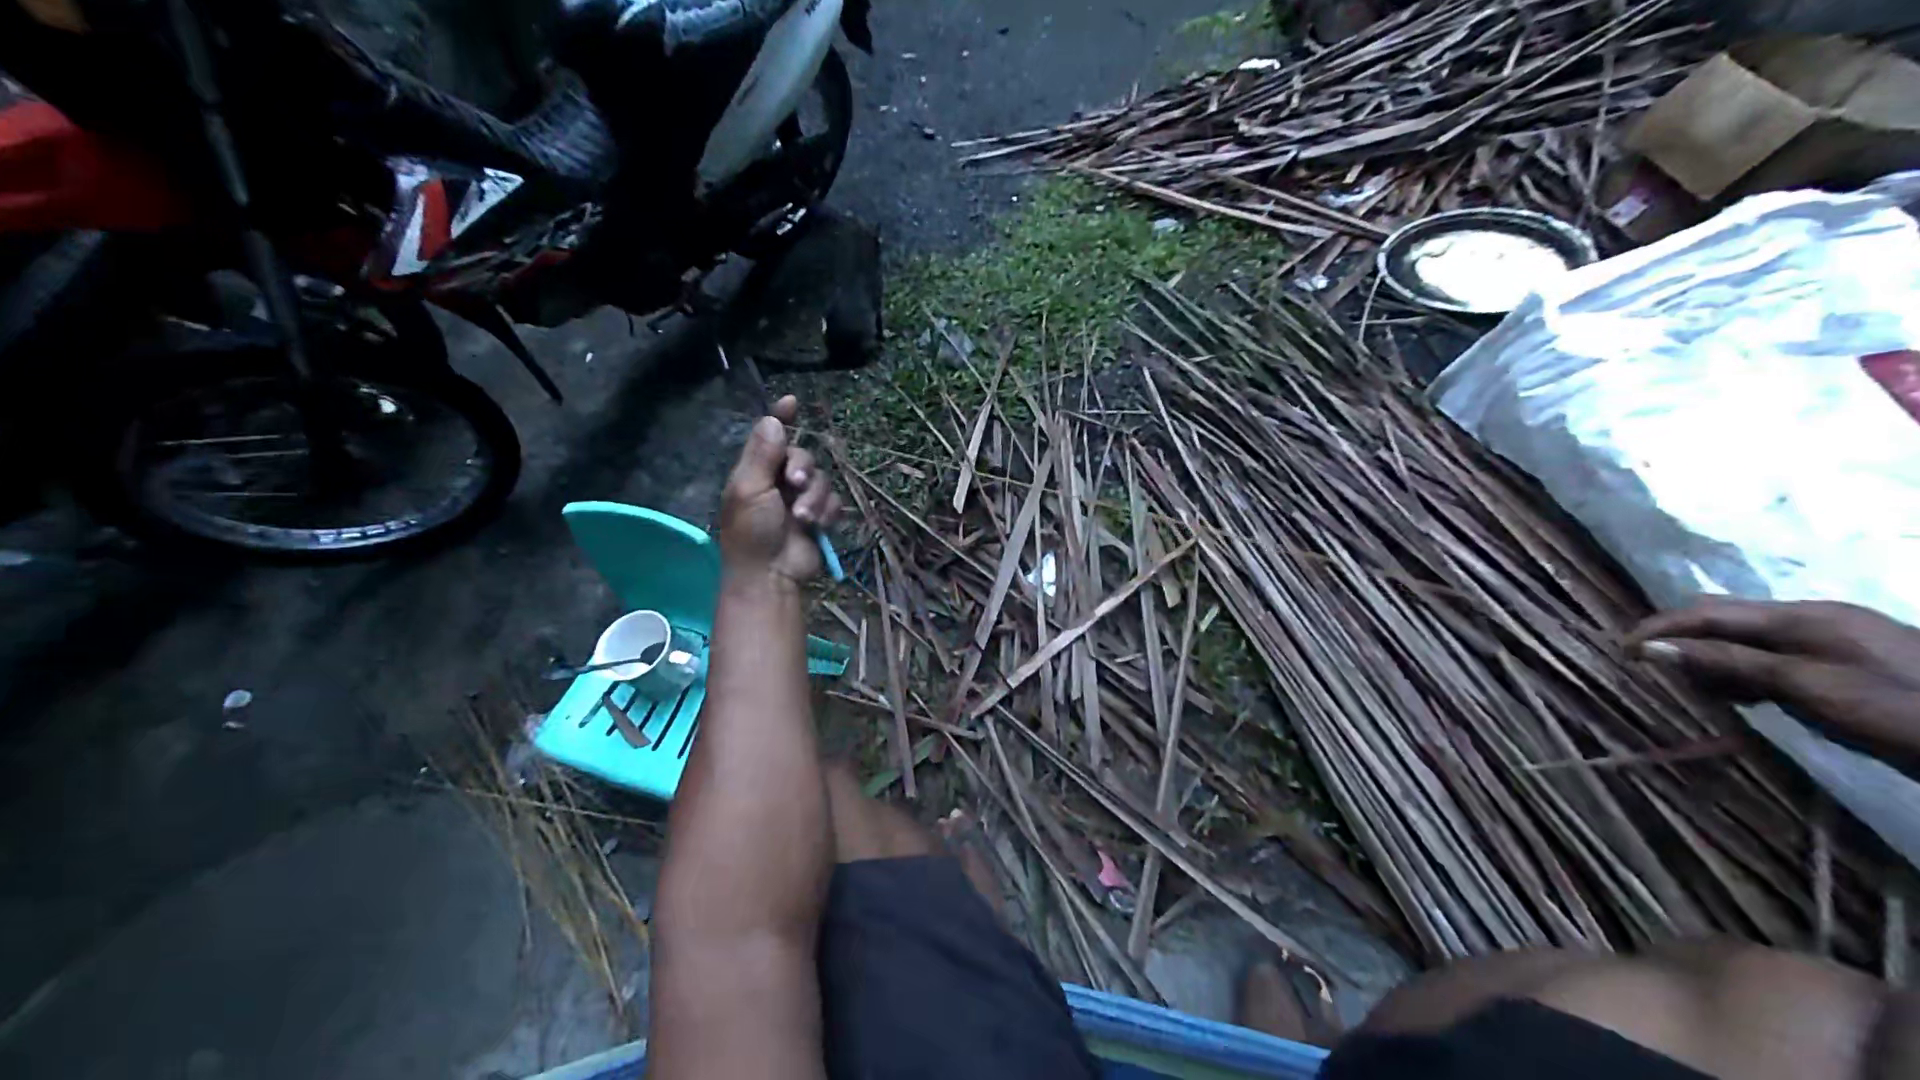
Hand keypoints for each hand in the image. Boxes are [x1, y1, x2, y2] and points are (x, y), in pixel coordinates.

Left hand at [718, 395, 840, 585]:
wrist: (770, 575)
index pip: (770, 436)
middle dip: (803, 469)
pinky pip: (834, 501)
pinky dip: (828, 512)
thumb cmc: (751, 533)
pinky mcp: (819, 518)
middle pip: (803, 455)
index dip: (781, 418)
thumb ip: (762, 454)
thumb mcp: (750, 489)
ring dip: (815, 498)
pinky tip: (819, 526)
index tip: (792, 402)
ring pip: (822, 479)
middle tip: (795, 485)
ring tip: (804, 519)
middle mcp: (779, 481)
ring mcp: (800, 500)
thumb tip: (772, 419)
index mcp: (756, 471)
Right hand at [1627, 599, 1919, 760]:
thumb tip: (1652, 647)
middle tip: (1652, 669)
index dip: (1659, 628)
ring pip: (1746, 639)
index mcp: (1802, 616)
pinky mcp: (1847, 665)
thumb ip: (1727, 662)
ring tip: (1694, 688)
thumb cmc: (1897, 711)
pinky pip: (1773, 657)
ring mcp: (1834, 641)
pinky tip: (1742, 695)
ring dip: (1711, 658)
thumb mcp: (1804, 686)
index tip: (1621, 651)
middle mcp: (1813, 619)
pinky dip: (1743, 671)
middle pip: (1725, 619)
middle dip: (1682, 639)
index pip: (1707, 612)